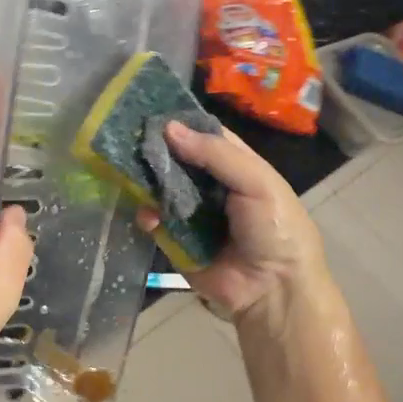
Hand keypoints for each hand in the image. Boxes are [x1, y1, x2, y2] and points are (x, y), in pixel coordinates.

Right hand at [136, 121, 324, 326]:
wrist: (272, 290)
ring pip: (158, 186)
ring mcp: (189, 211)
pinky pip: (153, 219)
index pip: (203, 134)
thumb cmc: (275, 228)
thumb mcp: (256, 182)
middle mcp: (209, 185)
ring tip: (129, 173)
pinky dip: (147, 215)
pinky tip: (150, 216)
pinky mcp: (173, 238)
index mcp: (234, 165)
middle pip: (175, 158)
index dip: (180, 123)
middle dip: (154, 150)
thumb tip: (167, 128)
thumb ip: (214, 154)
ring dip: (145, 181)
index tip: (148, 111)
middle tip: (127, 139)